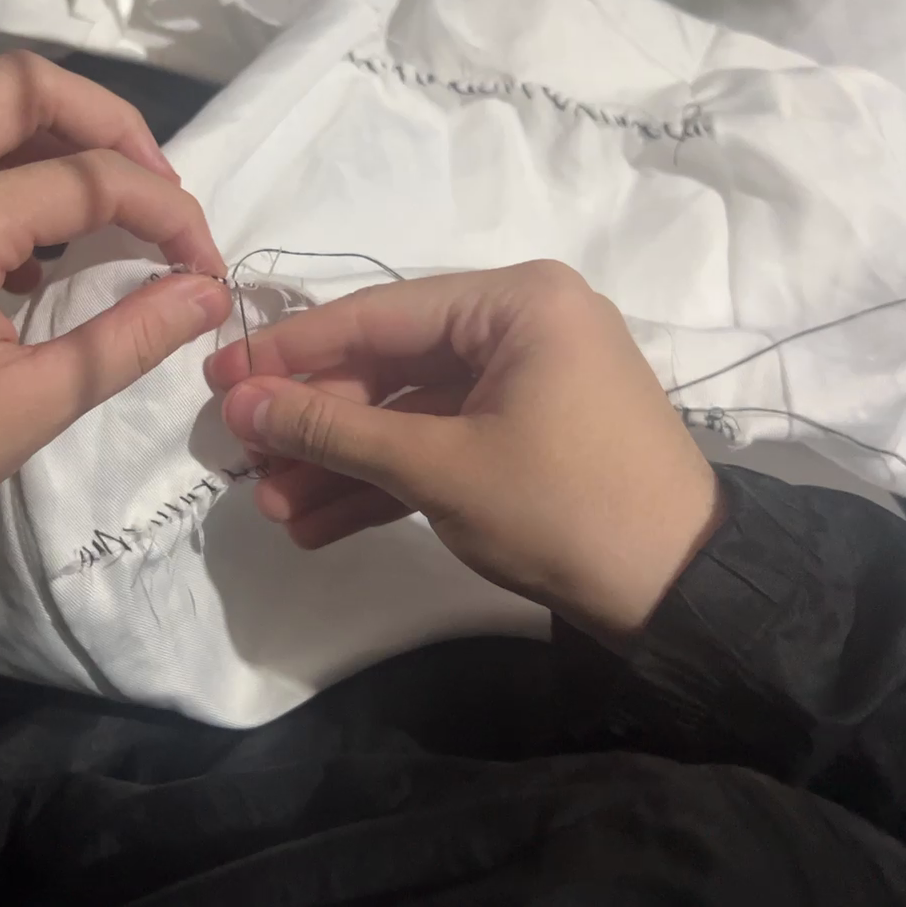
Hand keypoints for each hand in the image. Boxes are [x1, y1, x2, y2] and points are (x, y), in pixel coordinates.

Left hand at [0, 52, 231, 563]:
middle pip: (22, 85)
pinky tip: (25, 243)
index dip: (167, 211)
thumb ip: (130, 340)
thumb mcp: (31, 408)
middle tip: (157, 184)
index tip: (202, 261)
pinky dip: (1, 170)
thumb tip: (205, 292)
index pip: (87, 179)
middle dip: (111, 124)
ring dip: (54, 139)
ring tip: (105, 206)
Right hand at [203, 261, 722, 638]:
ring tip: (274, 505)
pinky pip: (434, 445)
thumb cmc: (563, 510)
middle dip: (315, 423)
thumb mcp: (436, 467)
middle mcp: (513, 327)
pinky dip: (383, 482)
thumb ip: (332, 427)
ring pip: (403, 414)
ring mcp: (514, 384)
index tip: (219, 377)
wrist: (686, 603)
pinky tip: (318, 523)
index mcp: (512, 303)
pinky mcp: (513, 433)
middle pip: (384, 366)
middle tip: (245, 456)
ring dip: (340, 462)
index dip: (289, 350)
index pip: (374, 316)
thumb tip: (239, 402)